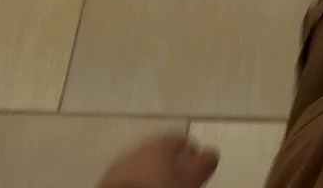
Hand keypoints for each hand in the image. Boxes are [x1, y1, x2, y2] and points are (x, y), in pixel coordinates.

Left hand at [97, 132, 220, 187]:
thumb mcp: (190, 177)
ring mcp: (124, 160)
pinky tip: (142, 187)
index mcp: (164, 140)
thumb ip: (205, 162)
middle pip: (163, 149)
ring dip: (153, 170)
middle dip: (171, 161)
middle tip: (179, 177)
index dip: (192, 154)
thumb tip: (213, 152)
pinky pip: (130, 174)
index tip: (196, 168)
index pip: (184, 139)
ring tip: (161, 184)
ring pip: (145, 161)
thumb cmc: (160, 187)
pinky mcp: (109, 177)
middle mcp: (144, 144)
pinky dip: (138, 180)